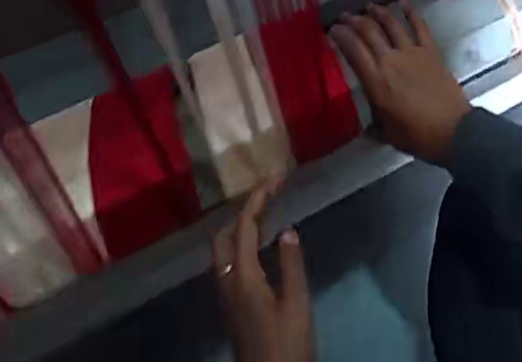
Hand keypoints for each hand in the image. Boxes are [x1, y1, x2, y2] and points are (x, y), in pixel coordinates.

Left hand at [213, 179, 312, 361]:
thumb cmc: (287, 349)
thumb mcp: (297, 306)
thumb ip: (291, 264)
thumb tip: (286, 229)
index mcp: (241, 276)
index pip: (244, 224)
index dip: (259, 197)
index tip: (276, 178)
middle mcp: (226, 281)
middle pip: (225, 233)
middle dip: (244, 210)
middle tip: (270, 197)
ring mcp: (226, 296)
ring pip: (224, 249)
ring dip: (241, 227)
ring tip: (268, 215)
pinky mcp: (231, 308)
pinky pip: (229, 264)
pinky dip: (241, 245)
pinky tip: (262, 247)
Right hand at [329, 3, 470, 163]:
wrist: (455, 133)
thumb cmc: (418, 137)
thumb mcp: (387, 133)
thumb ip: (373, 123)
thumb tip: (364, 124)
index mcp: (376, 81)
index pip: (352, 50)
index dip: (340, 36)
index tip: (332, 30)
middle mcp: (390, 60)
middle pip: (368, 31)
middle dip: (352, 20)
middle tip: (344, 16)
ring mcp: (412, 53)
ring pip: (390, 24)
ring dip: (377, 12)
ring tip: (368, 6)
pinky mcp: (431, 51)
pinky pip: (419, 26)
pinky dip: (411, 12)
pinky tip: (403, 3)